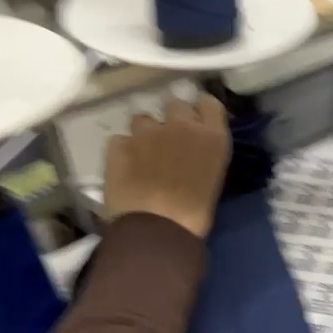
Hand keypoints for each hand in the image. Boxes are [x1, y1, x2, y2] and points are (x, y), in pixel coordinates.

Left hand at [102, 93, 230, 238]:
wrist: (157, 229)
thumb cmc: (194, 213)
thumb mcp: (213, 178)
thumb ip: (205, 153)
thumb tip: (195, 150)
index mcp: (211, 136)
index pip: (209, 103)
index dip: (201, 112)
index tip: (198, 124)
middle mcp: (180, 125)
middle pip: (176, 104)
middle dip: (173, 118)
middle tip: (170, 142)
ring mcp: (146, 132)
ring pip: (143, 118)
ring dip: (144, 132)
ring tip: (143, 156)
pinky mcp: (119, 144)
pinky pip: (120, 139)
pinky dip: (122, 151)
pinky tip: (125, 169)